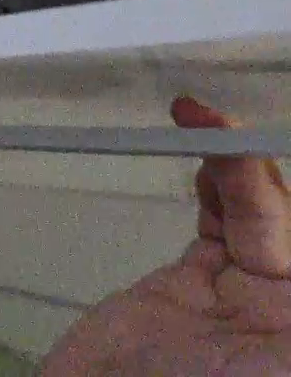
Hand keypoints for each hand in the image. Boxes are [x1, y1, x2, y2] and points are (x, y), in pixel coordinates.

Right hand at [42, 97, 290, 375]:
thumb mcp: (280, 357)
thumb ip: (284, 296)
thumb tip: (256, 229)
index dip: (281, 187)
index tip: (248, 137)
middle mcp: (290, 307)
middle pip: (288, 223)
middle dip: (260, 171)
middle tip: (212, 120)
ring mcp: (247, 298)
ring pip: (258, 220)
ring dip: (237, 173)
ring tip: (202, 124)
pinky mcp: (192, 288)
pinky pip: (218, 231)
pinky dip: (215, 194)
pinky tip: (206, 168)